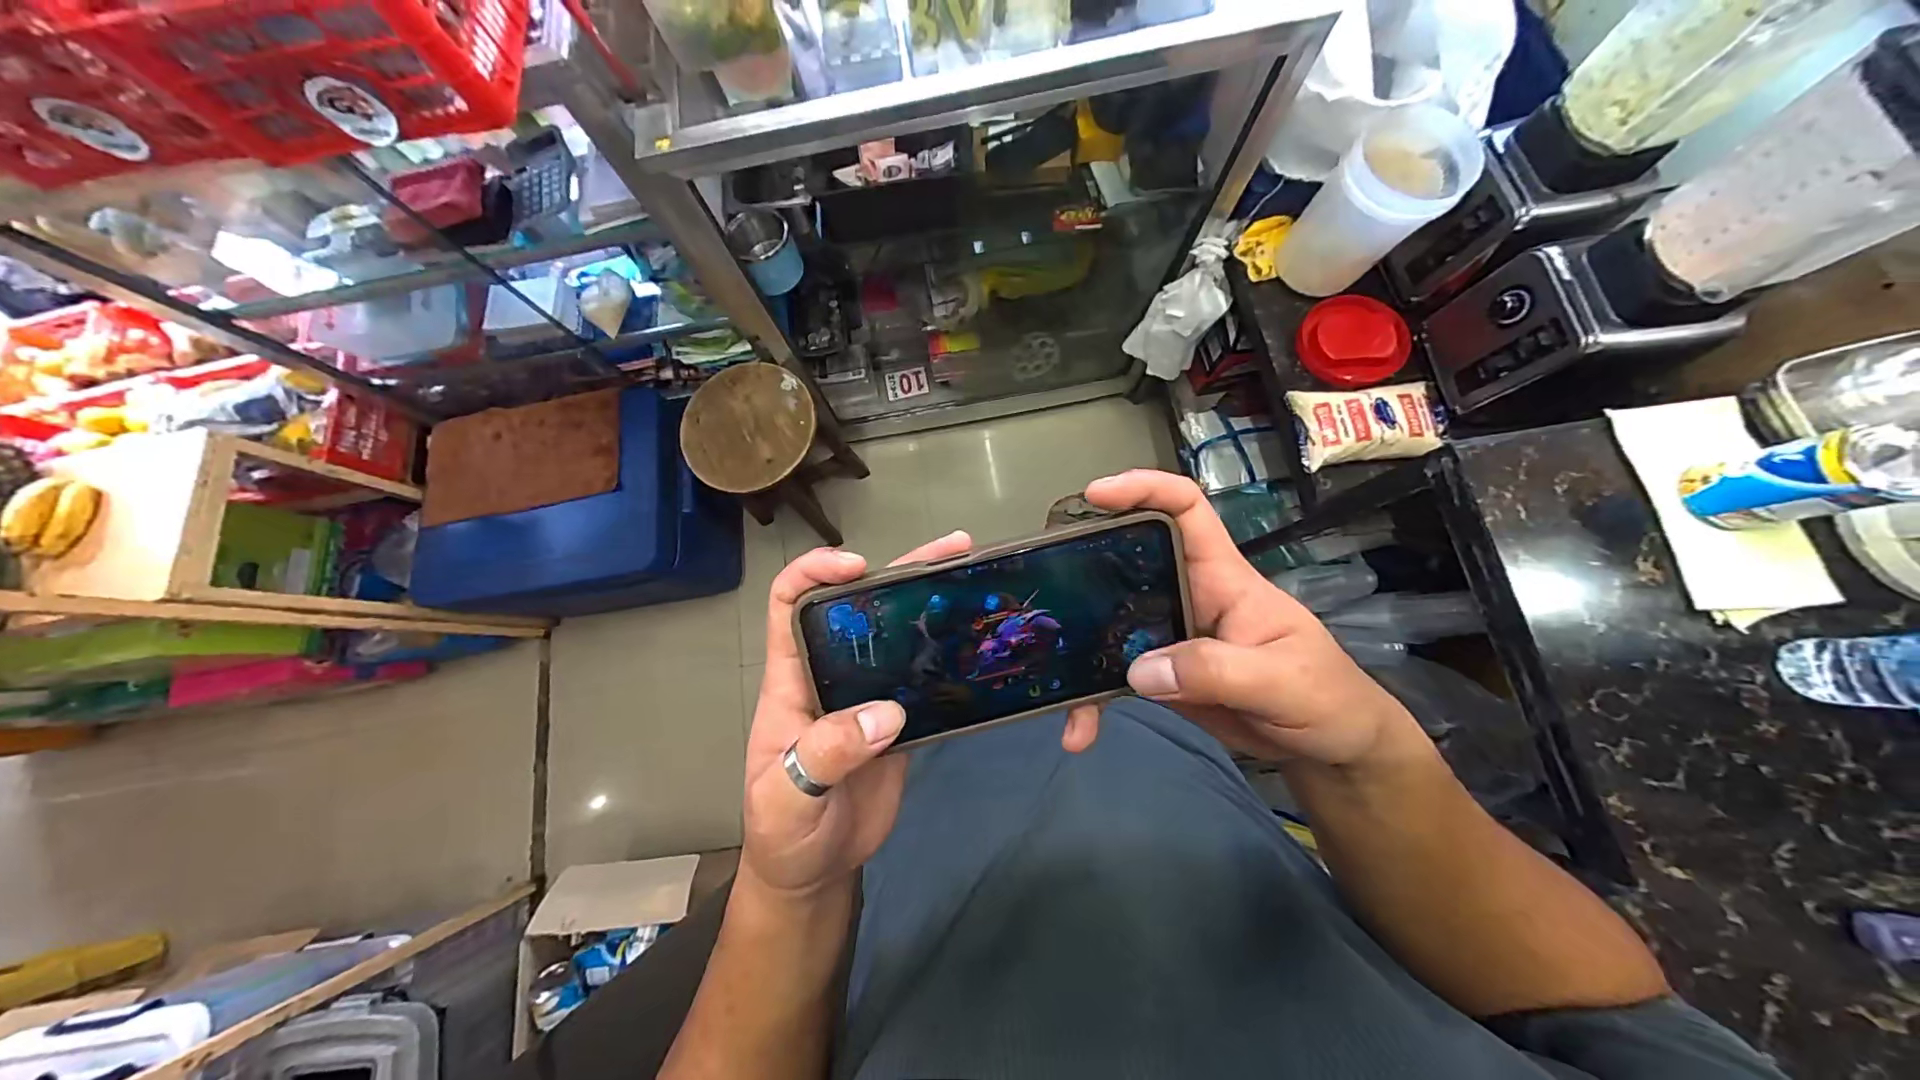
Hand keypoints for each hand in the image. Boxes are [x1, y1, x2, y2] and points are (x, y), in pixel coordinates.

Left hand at [741, 530, 974, 896]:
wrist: (813, 870)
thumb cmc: (783, 834)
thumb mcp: (787, 799)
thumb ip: (825, 755)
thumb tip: (886, 714)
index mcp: (792, 680)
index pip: (790, 603)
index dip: (814, 572)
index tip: (857, 566)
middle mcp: (832, 674)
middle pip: (860, 606)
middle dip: (900, 570)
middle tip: (951, 550)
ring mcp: (868, 696)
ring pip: (898, 636)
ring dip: (931, 604)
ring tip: (971, 577)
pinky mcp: (899, 720)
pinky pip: (922, 676)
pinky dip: (947, 654)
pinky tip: (977, 639)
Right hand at [1079, 469, 1423, 766]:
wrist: (1328, 749)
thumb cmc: (1325, 698)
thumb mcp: (1281, 680)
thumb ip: (1216, 670)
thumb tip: (1139, 670)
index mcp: (1222, 578)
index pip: (1186, 509)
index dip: (1145, 489)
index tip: (1096, 494)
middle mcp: (1188, 596)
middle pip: (1129, 561)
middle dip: (1085, 562)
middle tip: (1044, 576)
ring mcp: (1171, 636)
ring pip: (1111, 624)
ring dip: (1078, 646)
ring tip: (1045, 667)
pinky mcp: (1162, 674)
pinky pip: (1115, 677)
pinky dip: (1094, 702)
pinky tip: (1079, 729)